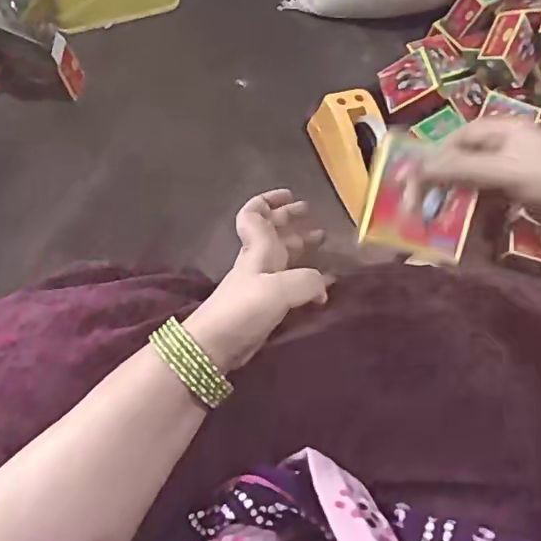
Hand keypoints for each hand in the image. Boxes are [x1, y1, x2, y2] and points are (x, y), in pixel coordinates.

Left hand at [182, 190, 329, 371]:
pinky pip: (288, 282)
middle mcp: (258, 262)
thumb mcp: (280, 289)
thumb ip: (308, 281)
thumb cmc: (244, 309)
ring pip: (282, 256)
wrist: (216, 345)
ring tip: (322, 243)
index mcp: (258, 249)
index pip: (255, 214)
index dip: (269, 200)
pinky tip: (322, 286)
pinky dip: (305, 277)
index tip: (290, 195)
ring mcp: (260, 284)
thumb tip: (324, 285)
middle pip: (272, 232)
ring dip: (300, 246)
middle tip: (313, 217)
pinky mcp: (264, 306)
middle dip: (291, 220)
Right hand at [418, 119, 540, 217]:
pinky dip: (481, 207)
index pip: (464, 134)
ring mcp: (523, 168)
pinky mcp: (529, 191)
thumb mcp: (501, 172)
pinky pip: (495, 195)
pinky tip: (476, 222)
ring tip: (450, 214)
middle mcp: (515, 143)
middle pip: (470, 157)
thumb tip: (415, 168)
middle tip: (431, 199)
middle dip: (449, 178)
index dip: (440, 153)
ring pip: (480, 178)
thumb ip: (458, 168)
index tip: (422, 176)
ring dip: (463, 196)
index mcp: (510, 128)